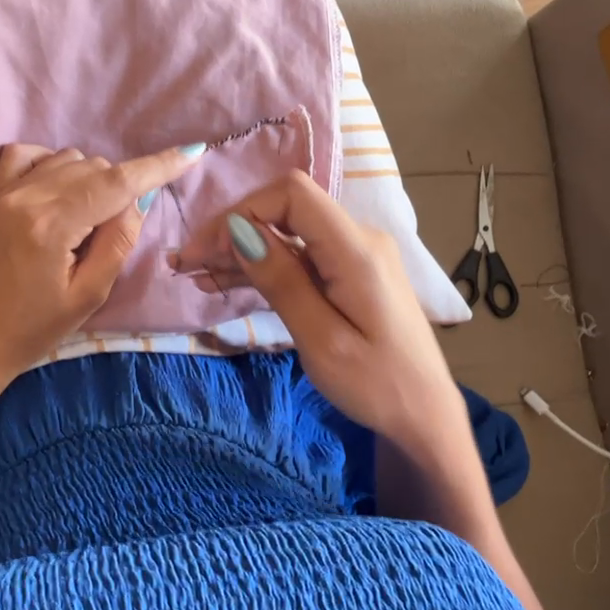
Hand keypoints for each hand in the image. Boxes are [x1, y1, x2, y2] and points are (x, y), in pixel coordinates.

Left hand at [0, 142, 206, 387]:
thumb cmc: (35, 329)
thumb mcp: (89, 295)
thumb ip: (118, 242)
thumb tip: (138, 199)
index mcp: (52, 225)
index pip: (117, 182)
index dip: (159, 166)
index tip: (192, 153)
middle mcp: (27, 196)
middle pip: (96, 167)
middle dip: (119, 190)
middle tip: (113, 233)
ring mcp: (6, 191)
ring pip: (69, 159)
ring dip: (91, 180)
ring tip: (86, 223)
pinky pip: (29, 154)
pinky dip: (54, 164)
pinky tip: (60, 191)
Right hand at [182, 170, 464, 457]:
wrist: (424, 415)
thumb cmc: (377, 385)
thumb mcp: (323, 341)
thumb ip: (282, 282)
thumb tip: (238, 231)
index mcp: (356, 250)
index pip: (293, 194)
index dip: (243, 211)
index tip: (208, 251)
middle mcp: (357, 240)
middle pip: (285, 211)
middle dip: (231, 231)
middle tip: (184, 266)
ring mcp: (353, 256)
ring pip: (286, 235)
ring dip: (240, 251)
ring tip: (194, 275)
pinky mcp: (347, 275)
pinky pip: (298, 258)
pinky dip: (261, 268)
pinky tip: (223, 282)